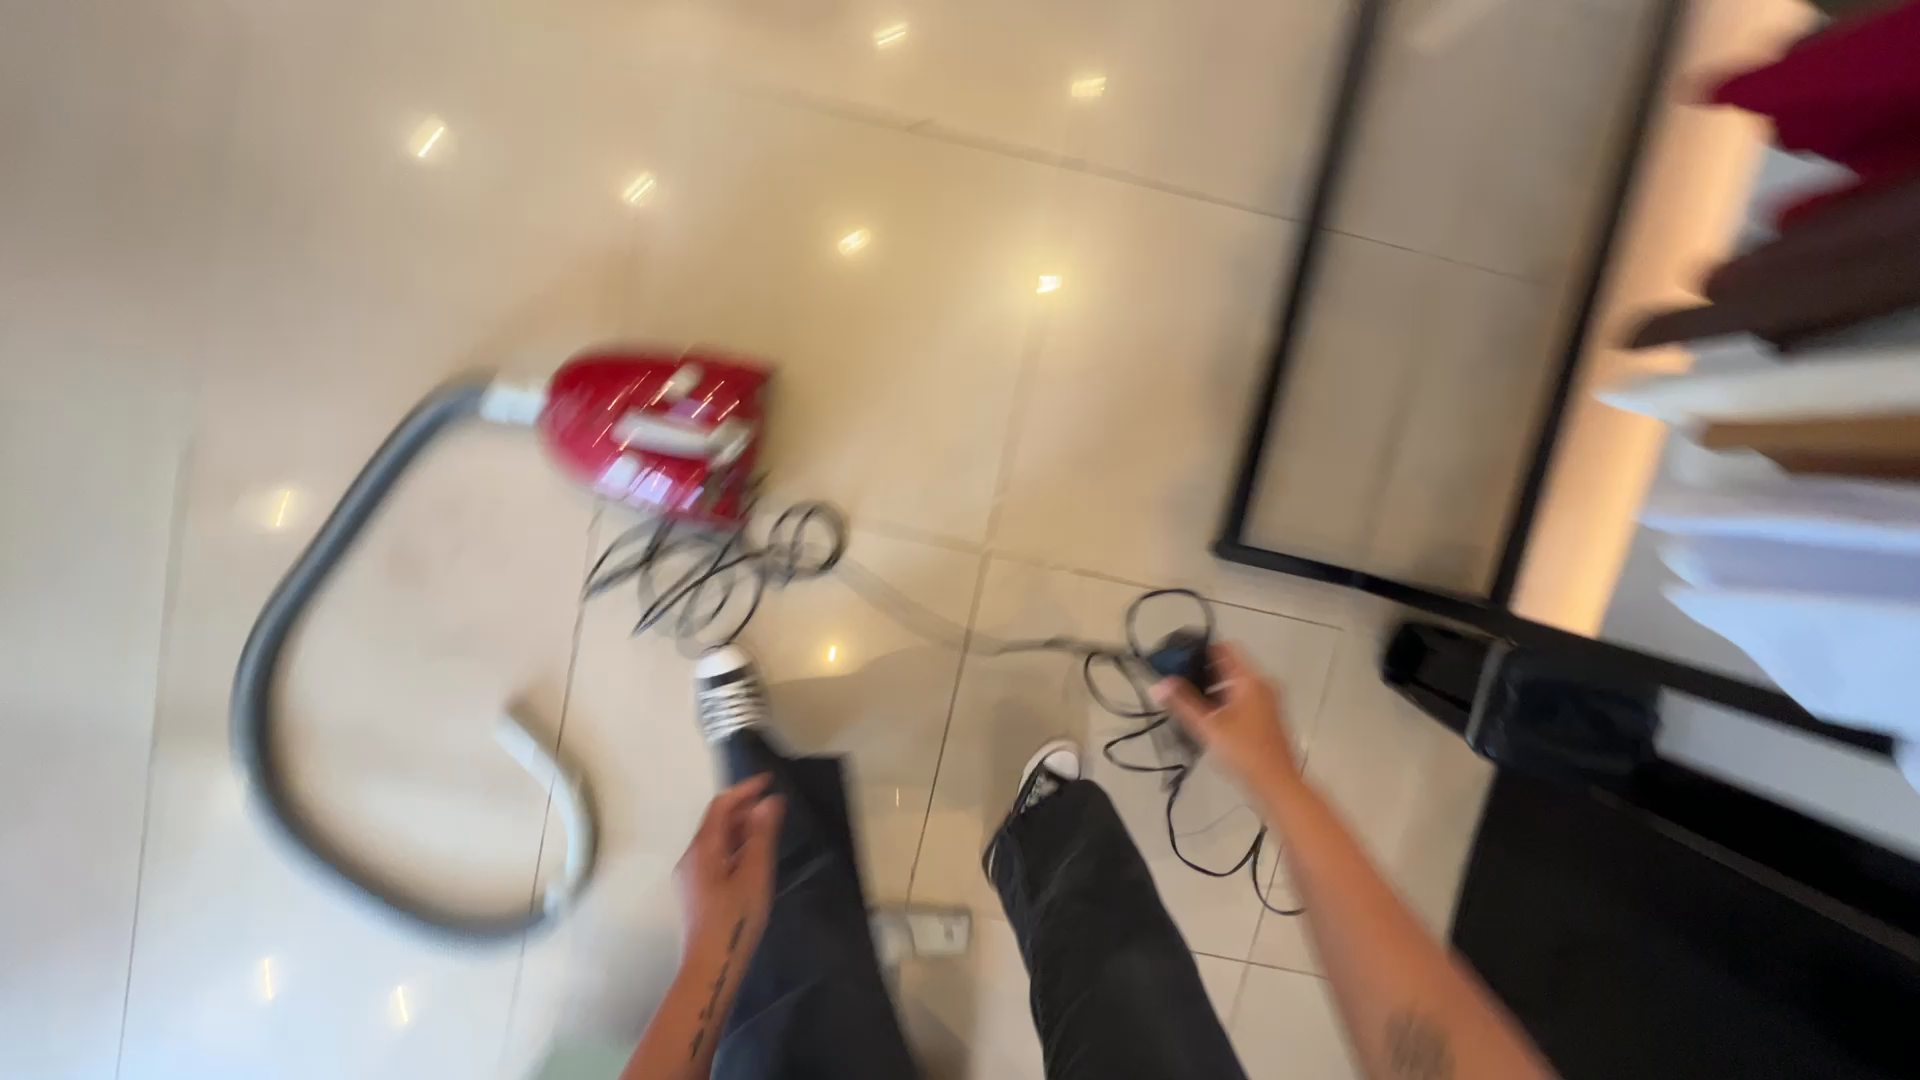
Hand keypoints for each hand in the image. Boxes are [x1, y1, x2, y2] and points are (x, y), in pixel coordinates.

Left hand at [673, 775, 784, 960]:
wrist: (710, 969)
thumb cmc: (735, 919)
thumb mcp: (755, 873)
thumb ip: (761, 835)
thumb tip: (769, 802)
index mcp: (702, 849)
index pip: (722, 806)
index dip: (745, 789)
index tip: (770, 781)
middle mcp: (691, 858)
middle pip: (716, 822)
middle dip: (744, 809)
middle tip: (774, 808)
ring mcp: (690, 877)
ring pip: (716, 841)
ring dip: (741, 829)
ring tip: (768, 830)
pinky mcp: (696, 893)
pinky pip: (715, 857)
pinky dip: (735, 848)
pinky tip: (753, 860)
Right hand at [1152, 643, 1297, 791]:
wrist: (1277, 785)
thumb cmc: (1243, 751)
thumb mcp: (1207, 727)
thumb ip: (1182, 703)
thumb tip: (1158, 685)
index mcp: (1250, 680)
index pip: (1224, 648)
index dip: (1201, 649)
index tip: (1179, 658)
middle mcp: (1263, 684)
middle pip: (1230, 665)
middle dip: (1205, 671)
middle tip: (1180, 682)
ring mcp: (1269, 700)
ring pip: (1237, 682)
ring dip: (1215, 687)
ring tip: (1191, 701)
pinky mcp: (1270, 715)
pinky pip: (1245, 695)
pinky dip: (1227, 698)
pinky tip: (1211, 717)